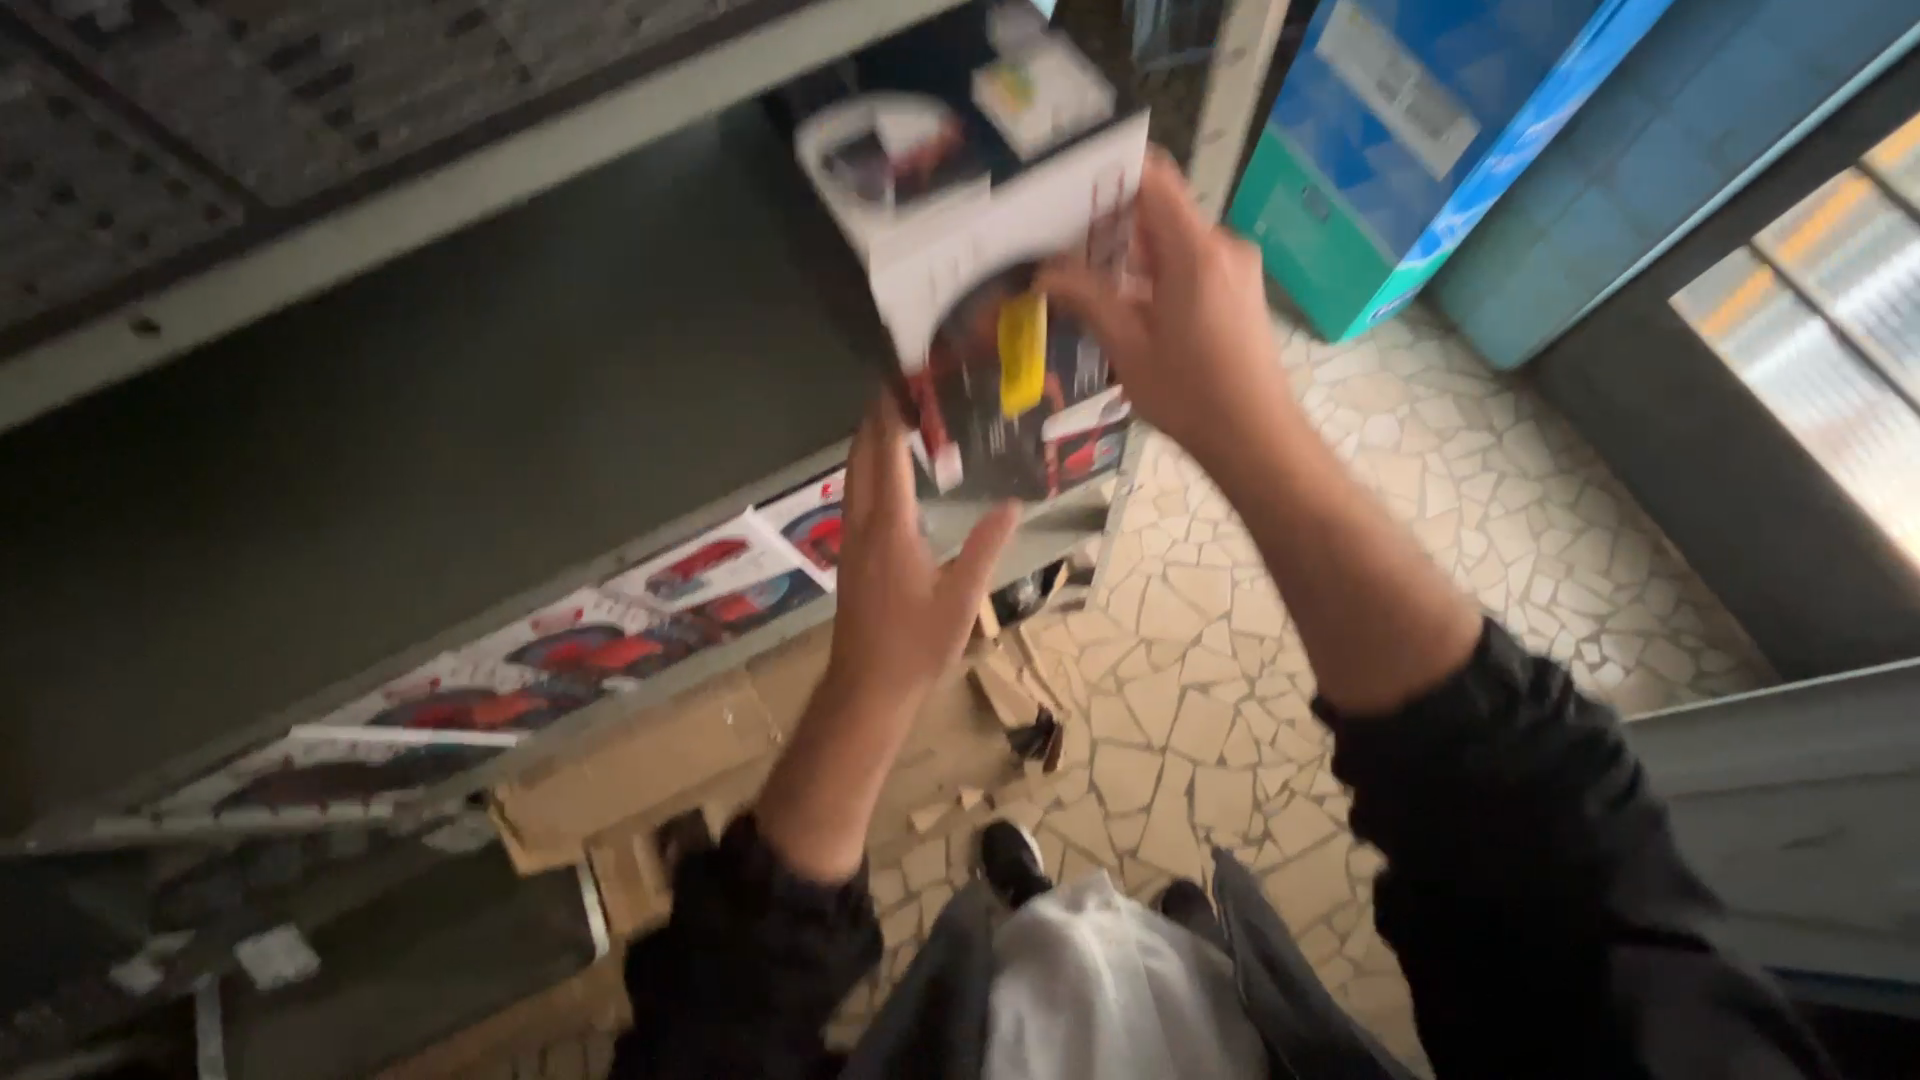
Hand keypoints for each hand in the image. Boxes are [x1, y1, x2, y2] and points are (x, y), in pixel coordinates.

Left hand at [821, 396, 1019, 715]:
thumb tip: (1012, 504)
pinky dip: (868, 468)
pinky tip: (890, 473)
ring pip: (853, 475)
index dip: (893, 414)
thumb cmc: (916, 645)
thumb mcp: (962, 598)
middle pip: (860, 455)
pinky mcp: (850, 554)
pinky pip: (855, 494)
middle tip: (902, 388)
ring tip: (897, 417)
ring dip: (868, 441)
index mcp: (891, 527)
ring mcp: (851, 539)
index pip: (886, 454)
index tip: (905, 381)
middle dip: (875, 417)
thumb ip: (985, 546)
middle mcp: (863, 524)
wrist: (867, 685)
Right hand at [1039, 152, 1293, 466]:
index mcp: (1196, 251)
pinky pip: (1192, 264)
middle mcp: (1222, 246)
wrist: (1254, 436)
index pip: (1153, 180)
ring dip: (1133, 254)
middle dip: (1112, 223)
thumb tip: (1044, 274)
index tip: (1068, 188)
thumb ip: (1087, 299)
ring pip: (1174, 241)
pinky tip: (1129, 305)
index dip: (1110, 172)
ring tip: (1088, 279)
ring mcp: (1236, 268)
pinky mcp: (1239, 291)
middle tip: (1062, 244)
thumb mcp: (1128, 347)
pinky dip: (1157, 273)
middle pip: (1161, 211)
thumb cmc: (1188, 394)